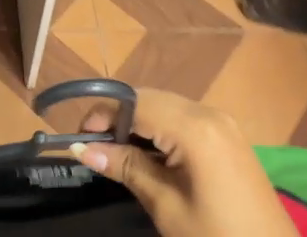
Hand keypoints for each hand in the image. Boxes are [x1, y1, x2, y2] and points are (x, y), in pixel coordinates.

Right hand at [70, 89, 294, 236]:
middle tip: (91, 147)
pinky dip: (159, 130)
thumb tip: (82, 149)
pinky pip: (183, 119)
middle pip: (150, 99)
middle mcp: (208, 112)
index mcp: (194, 127)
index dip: (103, 115)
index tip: (78, 138)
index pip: (136, 103)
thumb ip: (126, 168)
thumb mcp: (166, 206)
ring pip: (165, 107)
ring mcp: (222, 123)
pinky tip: (146, 155)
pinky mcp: (228, 136)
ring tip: (114, 153)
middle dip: (118, 117)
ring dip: (137, 123)